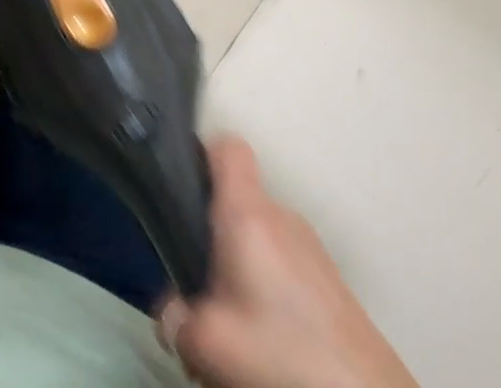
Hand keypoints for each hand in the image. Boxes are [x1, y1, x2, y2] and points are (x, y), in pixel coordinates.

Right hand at [157, 138, 416, 387]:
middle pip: (231, 203)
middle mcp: (283, 220)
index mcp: (250, 214)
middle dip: (205, 238)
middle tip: (191, 284)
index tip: (175, 182)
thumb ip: (172, 312)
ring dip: (232, 272)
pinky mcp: (328, 283)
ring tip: (225, 323)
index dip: (198, 153)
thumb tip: (173, 308)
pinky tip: (259, 339)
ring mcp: (310, 250)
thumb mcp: (205, 339)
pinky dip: (260, 292)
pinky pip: (277, 267)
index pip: (227, 147)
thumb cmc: (283, 353)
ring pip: (252, 240)